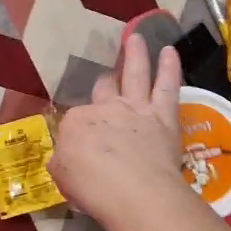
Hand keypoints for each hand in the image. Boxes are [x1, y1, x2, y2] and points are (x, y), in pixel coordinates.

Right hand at [50, 34, 190, 219]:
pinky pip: (167, 87)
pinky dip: (169, 68)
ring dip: (135, 55)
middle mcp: (105, 108)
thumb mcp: (61, 176)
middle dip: (103, 84)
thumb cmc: (92, 188)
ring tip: (135, 38)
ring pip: (135, 74)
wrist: (134, 192)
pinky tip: (169, 52)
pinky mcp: (164, 116)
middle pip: (103, 90)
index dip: (77, 132)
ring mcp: (136, 109)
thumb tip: (64, 157)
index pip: (74, 121)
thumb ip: (63, 161)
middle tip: (105, 80)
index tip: (79, 146)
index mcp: (75, 122)